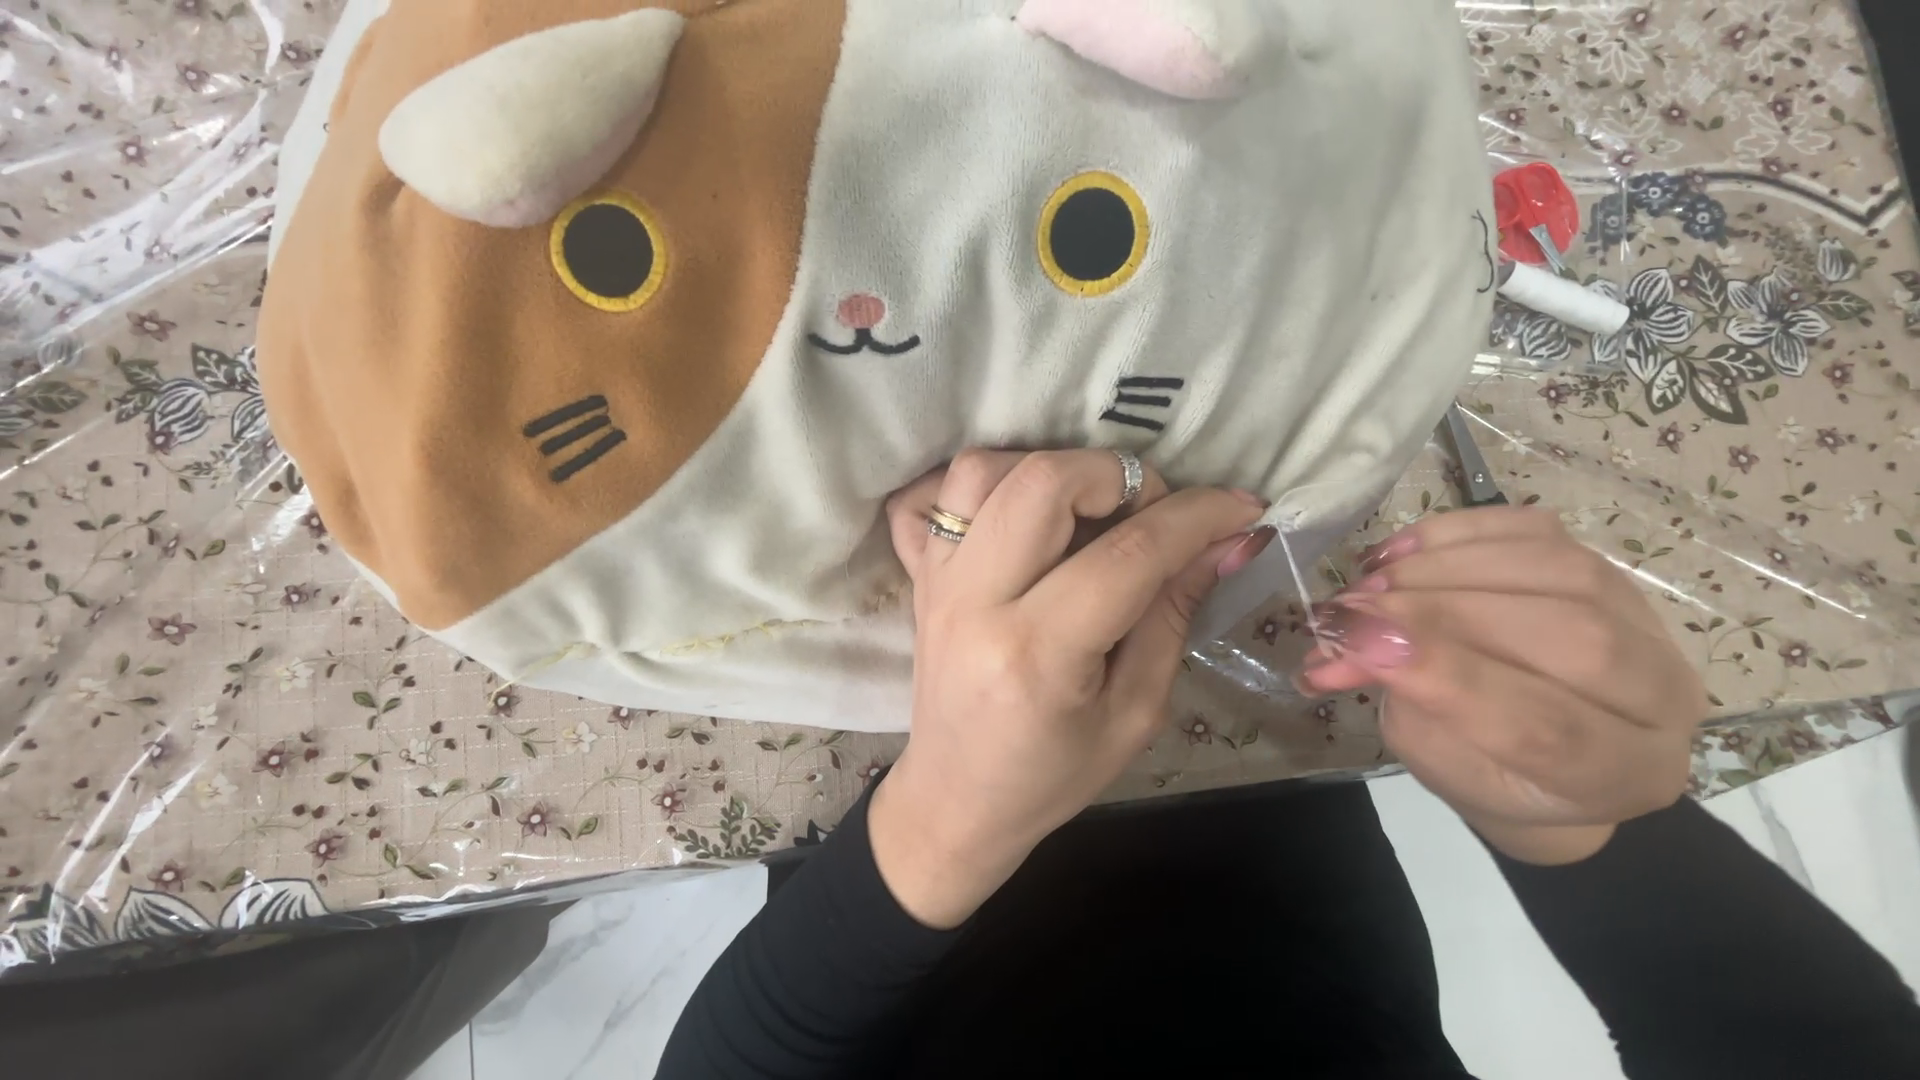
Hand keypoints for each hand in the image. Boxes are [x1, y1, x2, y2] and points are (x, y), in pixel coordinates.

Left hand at [868, 449, 1272, 926]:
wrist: (955, 801)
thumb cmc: (1050, 775)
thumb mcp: (1134, 714)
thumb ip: (1172, 616)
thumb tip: (1223, 540)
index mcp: (1036, 654)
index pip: (1127, 553)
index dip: (1196, 517)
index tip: (1239, 508)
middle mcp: (975, 602)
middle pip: (1043, 482)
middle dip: (1117, 475)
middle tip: (1150, 512)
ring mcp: (936, 581)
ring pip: (981, 471)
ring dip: (1047, 469)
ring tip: (1086, 509)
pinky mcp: (917, 575)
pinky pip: (927, 496)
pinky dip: (977, 485)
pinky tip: (1015, 512)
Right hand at [1295, 507, 1706, 864]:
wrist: (1549, 759)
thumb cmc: (1487, 771)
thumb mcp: (1432, 757)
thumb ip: (1400, 700)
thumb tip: (1343, 638)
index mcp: (1618, 774)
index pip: (1544, 724)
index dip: (1442, 674)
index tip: (1353, 641)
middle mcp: (1659, 696)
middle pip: (1565, 635)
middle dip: (1432, 612)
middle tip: (1346, 609)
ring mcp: (1645, 622)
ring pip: (1557, 570)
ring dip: (1439, 568)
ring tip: (1367, 581)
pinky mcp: (1609, 569)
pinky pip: (1537, 531)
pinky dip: (1455, 533)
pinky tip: (1398, 554)